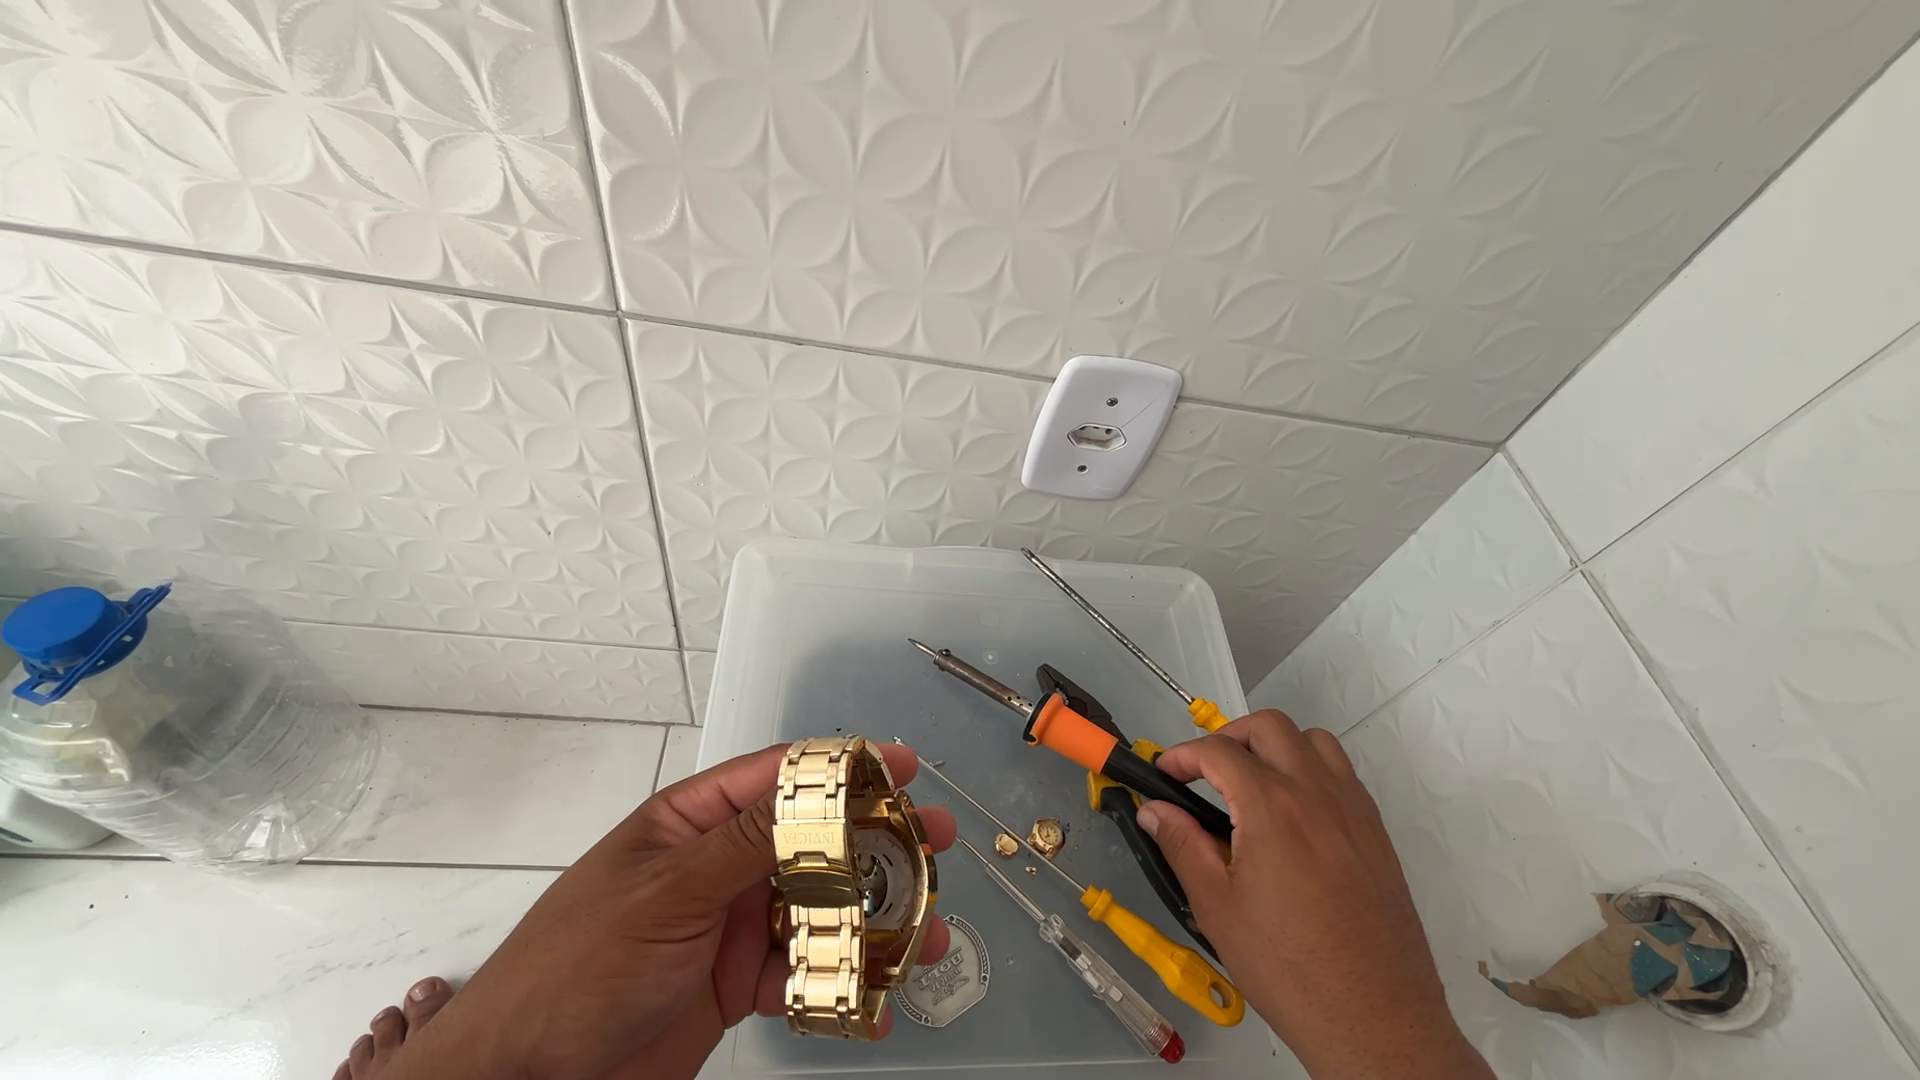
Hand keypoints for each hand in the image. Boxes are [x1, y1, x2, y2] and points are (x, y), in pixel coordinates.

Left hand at [382, 741, 955, 1079]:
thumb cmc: (577, 968)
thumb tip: (815, 792)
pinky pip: (800, 976)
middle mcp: (719, 865)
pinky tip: (874, 1003)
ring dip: (872, 920)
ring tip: (928, 931)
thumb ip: (744, 844)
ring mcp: (731, 925)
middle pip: (813, 841)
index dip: (842, 768)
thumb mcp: (666, 894)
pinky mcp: (736, 984)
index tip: (903, 765)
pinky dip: (839, 987)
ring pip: (818, 909)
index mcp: (694, 823)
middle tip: (936, 842)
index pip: (778, 777)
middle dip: (876, 842)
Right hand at [1137, 711, 1490, 1079]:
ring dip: (1276, 746)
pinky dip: (1311, 771)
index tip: (1165, 774)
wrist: (1376, 1021)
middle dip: (1228, 736)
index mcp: (1272, 808)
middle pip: (1270, 727)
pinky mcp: (1377, 835)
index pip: (1219, 752)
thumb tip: (1155, 810)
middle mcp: (1317, 795)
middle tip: (1204, 771)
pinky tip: (1292, 814)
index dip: (1182, 756)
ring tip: (1250, 782)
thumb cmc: (1289, 968)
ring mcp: (1354, 812)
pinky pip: (1343, 775)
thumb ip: (1182, 845)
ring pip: (1315, 742)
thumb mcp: (1216, 907)